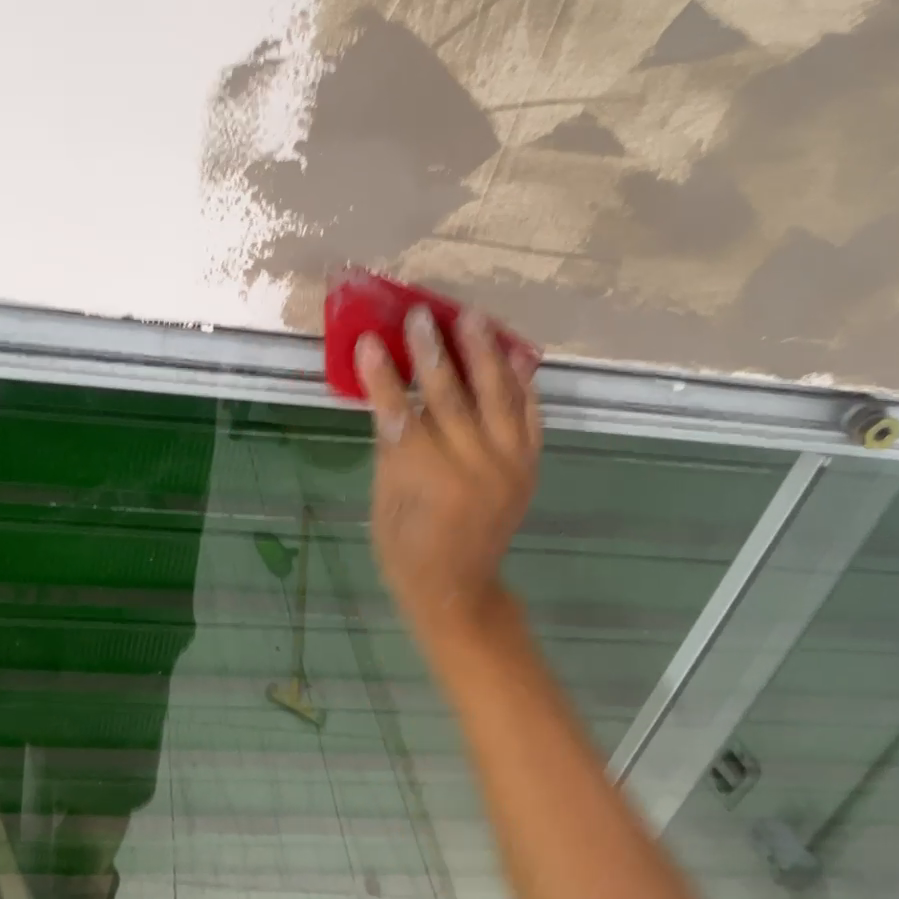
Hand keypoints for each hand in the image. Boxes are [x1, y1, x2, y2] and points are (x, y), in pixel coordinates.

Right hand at [358, 306, 541, 634]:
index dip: (382, 375)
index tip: (369, 339)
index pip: (399, 412)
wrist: (455, 585)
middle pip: (451, 396)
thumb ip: (392, 441)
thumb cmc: (404, 543)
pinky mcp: (529, 466)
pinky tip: (514, 353)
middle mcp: (473, 465)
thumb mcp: (384, 494)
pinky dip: (522, 384)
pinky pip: (530, 416)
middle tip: (420, 314)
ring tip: (473, 317)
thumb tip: (388, 389)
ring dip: (484, 353)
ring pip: (497, 396)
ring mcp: (508, 464)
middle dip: (432, 351)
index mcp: (426, 476)